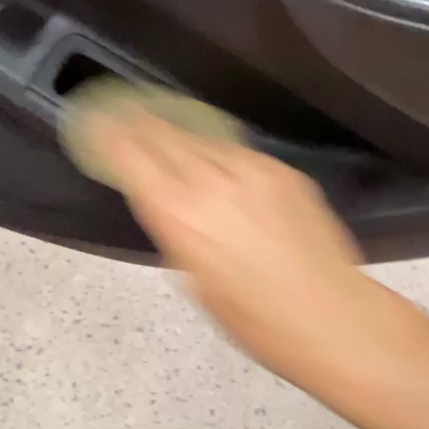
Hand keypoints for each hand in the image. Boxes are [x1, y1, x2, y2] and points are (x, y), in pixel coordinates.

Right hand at [87, 106, 383, 372]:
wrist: (331, 316)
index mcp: (179, 214)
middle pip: (164, 135)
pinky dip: (218, 151)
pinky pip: (238, 152)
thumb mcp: (196, 283)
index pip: (133, 156)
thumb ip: (177, 232)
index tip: (97, 119)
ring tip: (161, 121)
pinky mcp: (281, 169)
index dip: (111, 133)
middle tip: (122, 107)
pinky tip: (214, 157)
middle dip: (139, 120)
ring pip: (201, 138)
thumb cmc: (257, 321)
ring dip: (177, 131)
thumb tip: (170, 206)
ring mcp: (250, 169)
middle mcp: (211, 180)